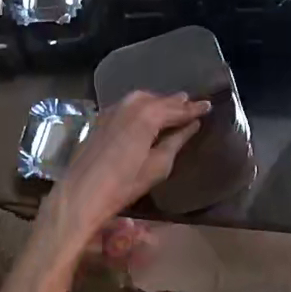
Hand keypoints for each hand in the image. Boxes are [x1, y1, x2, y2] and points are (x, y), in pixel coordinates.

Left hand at [43, 92, 209, 244]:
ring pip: (141, 99)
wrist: (82, 193)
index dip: (194, 108)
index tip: (208, 106)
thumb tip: (191, 126)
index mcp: (148, 114)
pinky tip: (146, 114)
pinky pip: (128, 104)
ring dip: (158, 102)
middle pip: (159, 100)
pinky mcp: (101, 118)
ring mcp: (112, 109)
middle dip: (176, 102)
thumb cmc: (124, 184)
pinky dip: (141, 106)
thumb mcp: (158, 165)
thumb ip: (176, 141)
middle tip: (192, 105)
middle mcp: (130, 105)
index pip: (177, 108)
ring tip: (173, 107)